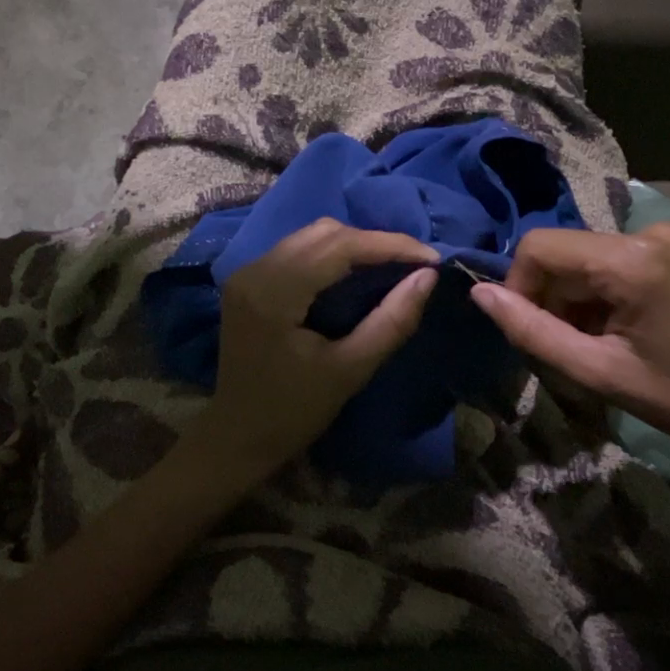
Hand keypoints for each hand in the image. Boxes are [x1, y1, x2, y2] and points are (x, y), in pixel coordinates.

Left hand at [191, 218, 439, 476]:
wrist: (238, 437)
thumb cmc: (293, 412)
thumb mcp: (350, 370)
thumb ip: (391, 321)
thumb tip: (428, 278)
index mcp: (274, 292)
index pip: (339, 246)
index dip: (389, 244)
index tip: (432, 257)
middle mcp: (254, 270)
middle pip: (323, 233)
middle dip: (373, 242)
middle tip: (414, 265)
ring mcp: (246, 273)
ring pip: (309, 237)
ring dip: (352, 245)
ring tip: (392, 266)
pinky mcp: (247, 281)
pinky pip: (295, 250)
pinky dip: (330, 255)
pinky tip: (356, 273)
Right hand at [469, 224, 669, 482]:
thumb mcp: (602, 374)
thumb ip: (532, 331)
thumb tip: (478, 294)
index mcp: (632, 259)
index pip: (539, 247)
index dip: (519, 288)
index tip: (531, 335)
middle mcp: (649, 232)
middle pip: (564, 254)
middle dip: (552, 301)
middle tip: (569, 354)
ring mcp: (669, 239)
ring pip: (587, 262)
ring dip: (577, 304)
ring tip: (601, 352)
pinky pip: (615, 265)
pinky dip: (603, 299)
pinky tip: (623, 337)